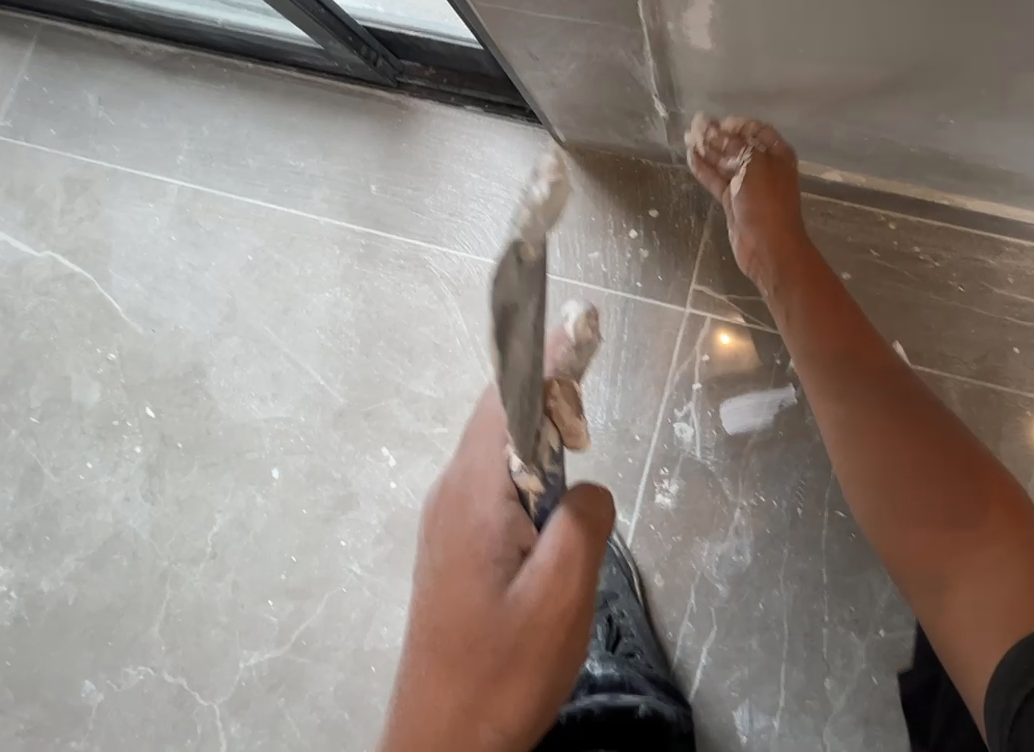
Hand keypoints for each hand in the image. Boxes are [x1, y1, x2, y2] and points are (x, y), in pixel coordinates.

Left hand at [380, 390, 614, 751]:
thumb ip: (585, 521)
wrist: (441, 746)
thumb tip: (588, 487)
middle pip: (500, 416)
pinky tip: (554, 502)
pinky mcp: (454, 545)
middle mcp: (451, 493)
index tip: (580, 323)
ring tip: (579, 440)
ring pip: (498, 451)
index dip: (546, 357)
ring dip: (541, 434)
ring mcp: (447, 519)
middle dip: (548, 391)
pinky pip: (495, 483)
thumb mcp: (562, 597)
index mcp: (474, 494)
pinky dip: (529, 469)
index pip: (507, 399)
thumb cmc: (502, 671)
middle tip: (592, 383)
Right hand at [686, 114, 811, 287]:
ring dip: (707, 150)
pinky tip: (690, 157)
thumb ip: (732, 146)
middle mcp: (763, 167)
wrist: (769, 247)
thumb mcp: (753, 166)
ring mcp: (746, 185)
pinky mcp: (732, 201)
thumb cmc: (767, 202)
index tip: (717, 120)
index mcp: (776, 155)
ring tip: (688, 137)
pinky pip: (716, 180)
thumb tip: (711, 129)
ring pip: (724, 162)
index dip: (737, 124)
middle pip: (737, 145)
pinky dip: (704, 169)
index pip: (755, 131)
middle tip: (695, 125)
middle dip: (717, 135)